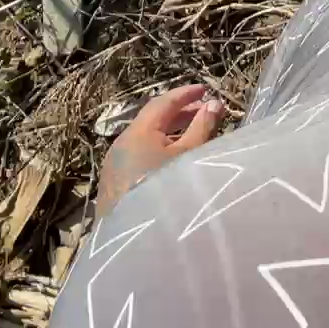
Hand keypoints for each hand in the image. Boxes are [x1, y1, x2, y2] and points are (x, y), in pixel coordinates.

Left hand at [93, 85, 225, 217]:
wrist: (136, 239)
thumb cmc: (167, 189)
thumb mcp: (190, 155)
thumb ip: (203, 126)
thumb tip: (214, 103)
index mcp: (138, 132)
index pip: (163, 102)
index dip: (186, 94)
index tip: (206, 88)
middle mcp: (122, 144)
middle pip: (152, 119)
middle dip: (180, 112)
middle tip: (205, 110)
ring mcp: (115, 165)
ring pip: (146, 138)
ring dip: (171, 131)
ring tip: (195, 133)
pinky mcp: (114, 183)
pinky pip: (139, 154)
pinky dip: (159, 147)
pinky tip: (176, 159)